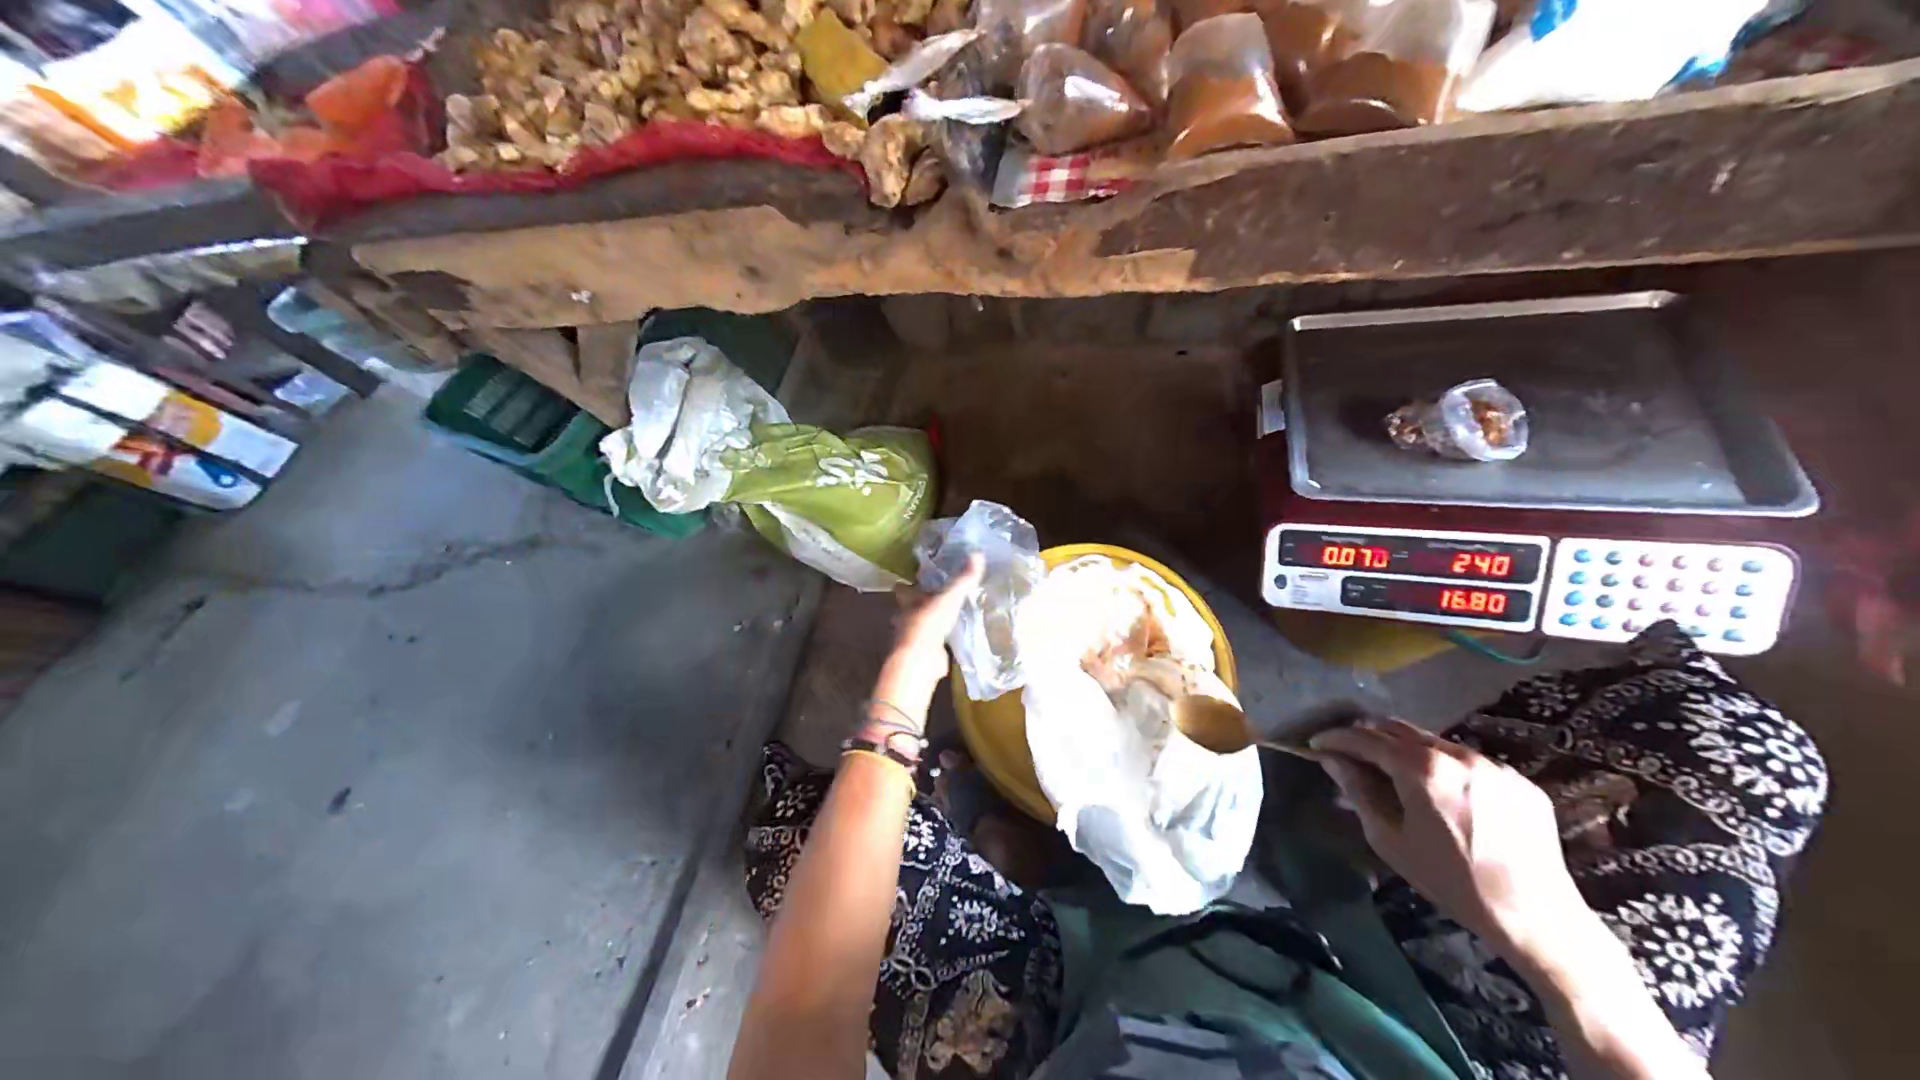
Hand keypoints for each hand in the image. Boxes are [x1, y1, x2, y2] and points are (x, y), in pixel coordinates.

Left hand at [870, 554, 984, 724]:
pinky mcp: (921, 655)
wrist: (920, 659)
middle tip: (934, 599)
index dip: (907, 585)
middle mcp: (905, 619)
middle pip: (908, 610)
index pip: (903, 589)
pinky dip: (936, 644)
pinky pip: (929, 646)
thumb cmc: (929, 622)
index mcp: (908, 601)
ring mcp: (911, 639)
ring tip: (944, 619)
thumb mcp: (950, 596)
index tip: (916, 580)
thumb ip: (964, 578)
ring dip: (928, 625)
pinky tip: (948, 641)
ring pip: (917, 628)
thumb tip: (978, 553)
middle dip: (918, 606)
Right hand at [1310, 718, 1589, 962]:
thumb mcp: (1391, 840)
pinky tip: (1441, 792)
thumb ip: (1359, 792)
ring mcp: (1494, 765)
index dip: (1336, 738)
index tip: (1316, 742)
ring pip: (1434, 741)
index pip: (1366, 739)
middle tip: (1347, 749)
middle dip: (1368, 735)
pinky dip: (1444, 766)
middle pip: (1399, 729)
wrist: (1538, 918)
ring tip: (1391, 769)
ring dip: (1406, 748)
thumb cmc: (1452, 882)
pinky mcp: (1519, 780)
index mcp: (1424, 770)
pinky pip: (1469, 761)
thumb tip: (1332, 760)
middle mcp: (1459, 755)